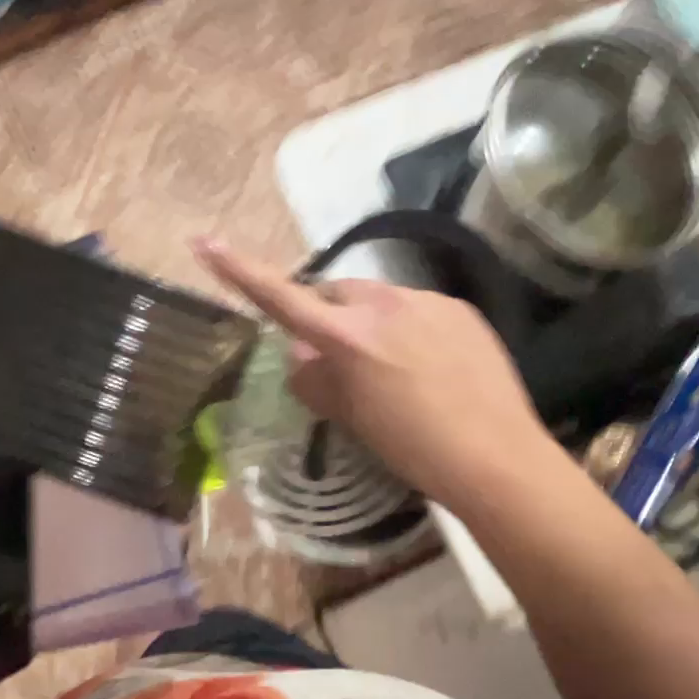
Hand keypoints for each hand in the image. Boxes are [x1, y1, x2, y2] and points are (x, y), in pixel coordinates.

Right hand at [194, 237, 556, 499]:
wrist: (493, 456)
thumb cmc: (411, 448)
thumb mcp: (351, 419)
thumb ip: (317, 379)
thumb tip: (300, 354)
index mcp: (347, 337)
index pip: (282, 298)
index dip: (239, 272)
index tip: (205, 242)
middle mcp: (384, 305)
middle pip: (335, 293)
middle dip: (327, 315)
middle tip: (338, 360)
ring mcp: (427, 302)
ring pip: (379, 301)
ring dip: (371, 323)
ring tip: (393, 371)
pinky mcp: (460, 309)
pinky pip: (418, 309)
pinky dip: (409, 329)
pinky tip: (428, 368)